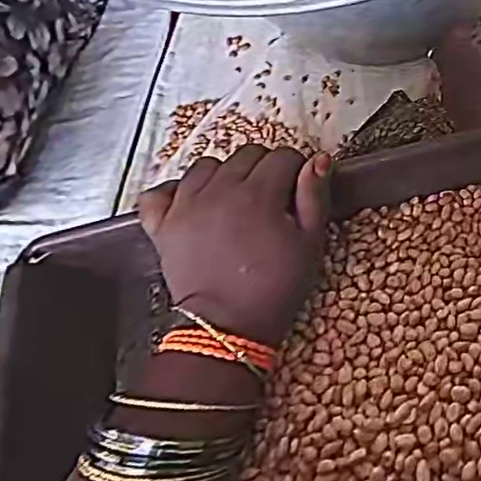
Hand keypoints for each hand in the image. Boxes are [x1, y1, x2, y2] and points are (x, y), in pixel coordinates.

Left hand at [137, 146, 331, 344]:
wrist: (228, 326)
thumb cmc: (276, 285)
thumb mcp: (310, 242)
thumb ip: (315, 196)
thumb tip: (318, 159)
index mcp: (258, 194)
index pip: (283, 156)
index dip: (297, 168)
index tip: (299, 189)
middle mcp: (219, 191)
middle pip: (247, 154)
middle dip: (265, 168)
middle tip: (273, 197)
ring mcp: (185, 206)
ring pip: (207, 165)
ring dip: (225, 174)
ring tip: (237, 200)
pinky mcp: (162, 225)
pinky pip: (161, 191)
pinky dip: (177, 191)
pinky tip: (194, 202)